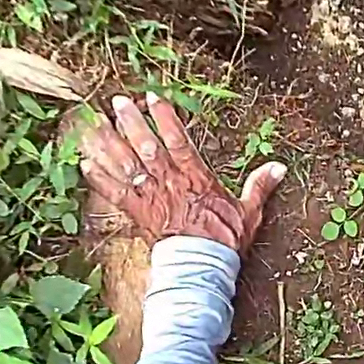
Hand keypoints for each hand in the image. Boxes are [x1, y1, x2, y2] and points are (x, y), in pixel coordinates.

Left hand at [79, 94, 285, 254]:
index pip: (178, 140)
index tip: (153, 97)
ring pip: (126, 164)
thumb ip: (260, 186)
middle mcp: (170, 182)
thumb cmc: (226, 238)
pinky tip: (84, 162)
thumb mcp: (249, 211)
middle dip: (131, 123)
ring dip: (109, 142)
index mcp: (196, 178)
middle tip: (117, 102)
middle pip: (146, 146)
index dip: (165, 117)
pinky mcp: (138, 214)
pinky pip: (114, 193)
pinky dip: (98, 178)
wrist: (204, 266)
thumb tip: (280, 167)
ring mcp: (151, 197)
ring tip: (94, 123)